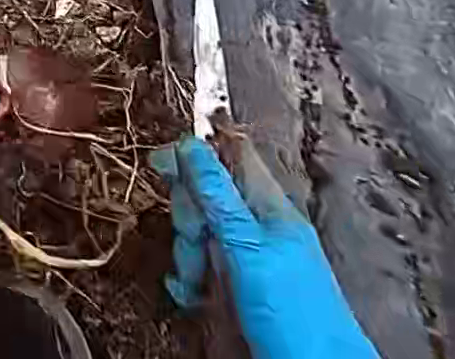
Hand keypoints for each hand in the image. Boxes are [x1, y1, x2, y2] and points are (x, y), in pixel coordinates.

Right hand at [151, 136, 378, 358]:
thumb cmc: (293, 312)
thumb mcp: (249, 247)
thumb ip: (217, 195)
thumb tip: (188, 142)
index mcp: (268, 207)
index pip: (230, 153)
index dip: (194, 151)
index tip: (161, 165)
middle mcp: (256, 225)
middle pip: (205, 192)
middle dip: (187, 212)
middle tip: (193, 236)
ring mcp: (247, 256)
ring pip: (199, 229)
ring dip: (187, 249)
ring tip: (195, 279)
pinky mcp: (237, 285)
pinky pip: (202, 262)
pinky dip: (190, 275)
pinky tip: (190, 292)